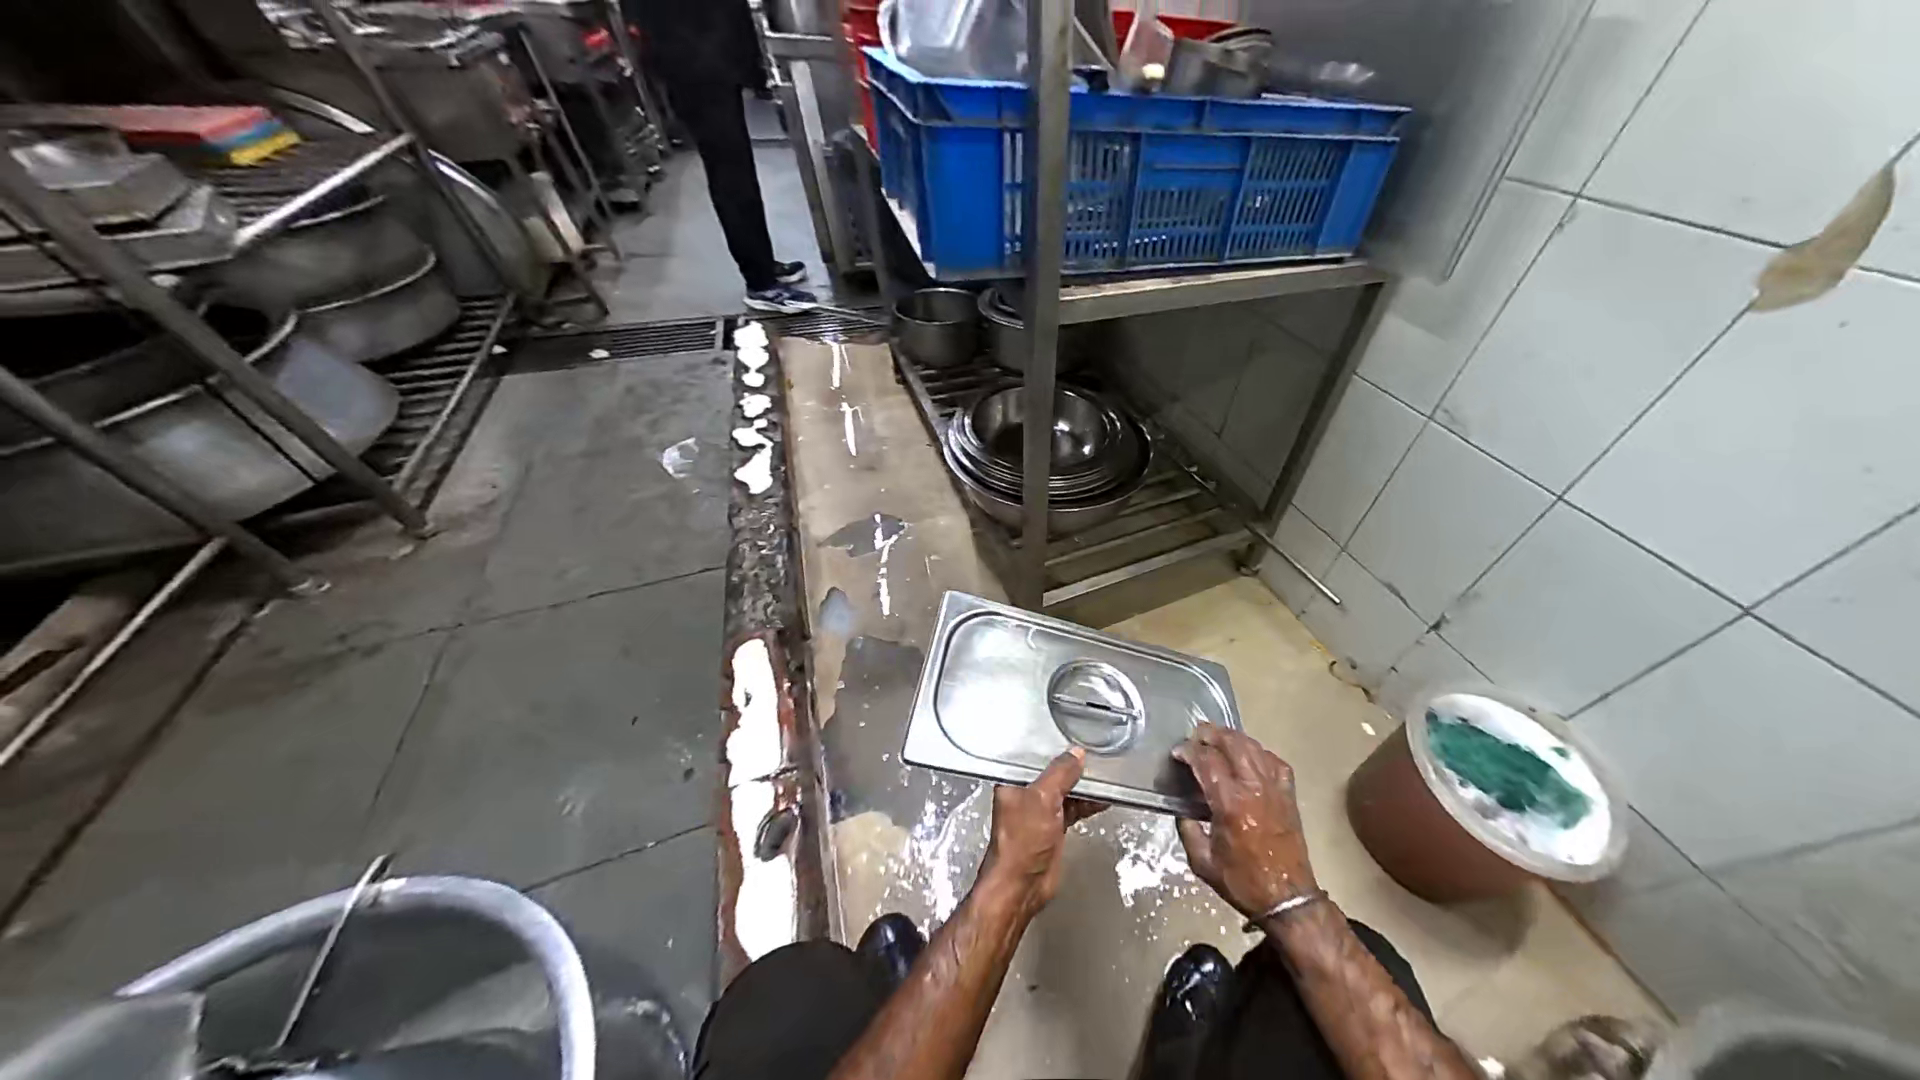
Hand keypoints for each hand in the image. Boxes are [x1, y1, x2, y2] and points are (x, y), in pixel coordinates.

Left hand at [980, 748, 1103, 916]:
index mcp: (1011, 780)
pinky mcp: (1052, 827)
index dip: (1054, 746)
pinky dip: (1086, 803)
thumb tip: (1077, 752)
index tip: (1076, 735)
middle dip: (1072, 765)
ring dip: (1083, 785)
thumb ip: (1060, 774)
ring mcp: (1039, 811)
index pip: (1034, 755)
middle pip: (1051, 772)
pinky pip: (1072, 808)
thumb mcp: (1042, 799)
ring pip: (1064, 790)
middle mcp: (1024, 793)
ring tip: (1105, 774)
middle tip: (1097, 752)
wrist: (1022, 885)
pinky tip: (1103, 798)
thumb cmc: (1023, 840)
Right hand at [1173, 724, 1317, 918]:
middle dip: (1210, 734)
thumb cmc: (1243, 882)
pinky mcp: (1289, 796)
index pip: (1206, 760)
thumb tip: (1181, 808)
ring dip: (1233, 738)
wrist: (1288, 900)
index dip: (1188, 751)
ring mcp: (1275, 790)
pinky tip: (1249, 755)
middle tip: (1195, 735)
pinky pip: (1275, 762)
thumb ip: (1186, 829)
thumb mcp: (1202, 861)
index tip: (1177, 753)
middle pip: (1232, 744)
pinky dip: (1259, 752)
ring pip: (1254, 748)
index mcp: (1230, 804)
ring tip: (1217, 738)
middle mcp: (1254, 789)